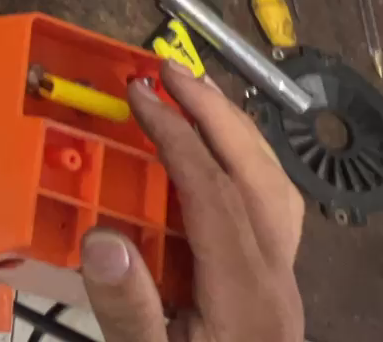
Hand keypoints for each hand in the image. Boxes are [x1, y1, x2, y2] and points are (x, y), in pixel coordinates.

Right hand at [80, 60, 304, 341]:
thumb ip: (128, 313)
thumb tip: (103, 239)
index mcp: (247, 299)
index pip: (215, 192)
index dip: (177, 134)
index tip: (137, 93)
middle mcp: (275, 283)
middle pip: (261, 179)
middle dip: (217, 113)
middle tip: (169, 69)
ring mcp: (279, 285)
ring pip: (275, 189)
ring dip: (233, 131)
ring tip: (189, 94)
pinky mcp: (268, 289)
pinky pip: (264, 205)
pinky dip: (237, 159)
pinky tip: (204, 153)